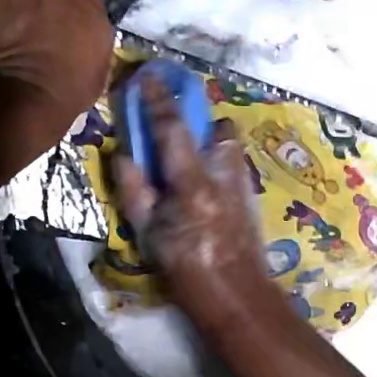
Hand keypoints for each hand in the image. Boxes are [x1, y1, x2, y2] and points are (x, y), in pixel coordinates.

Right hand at [113, 81, 282, 339]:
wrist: (237, 299)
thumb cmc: (187, 272)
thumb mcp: (148, 234)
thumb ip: (134, 189)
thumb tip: (124, 155)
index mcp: (193, 184)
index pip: (172, 129)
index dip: (157, 99)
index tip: (147, 76)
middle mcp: (224, 176)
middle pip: (220, 128)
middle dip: (200, 122)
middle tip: (178, 133)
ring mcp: (244, 187)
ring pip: (233, 147)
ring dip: (213, 143)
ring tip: (192, 162)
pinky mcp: (252, 199)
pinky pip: (235, 166)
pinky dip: (219, 164)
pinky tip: (205, 186)